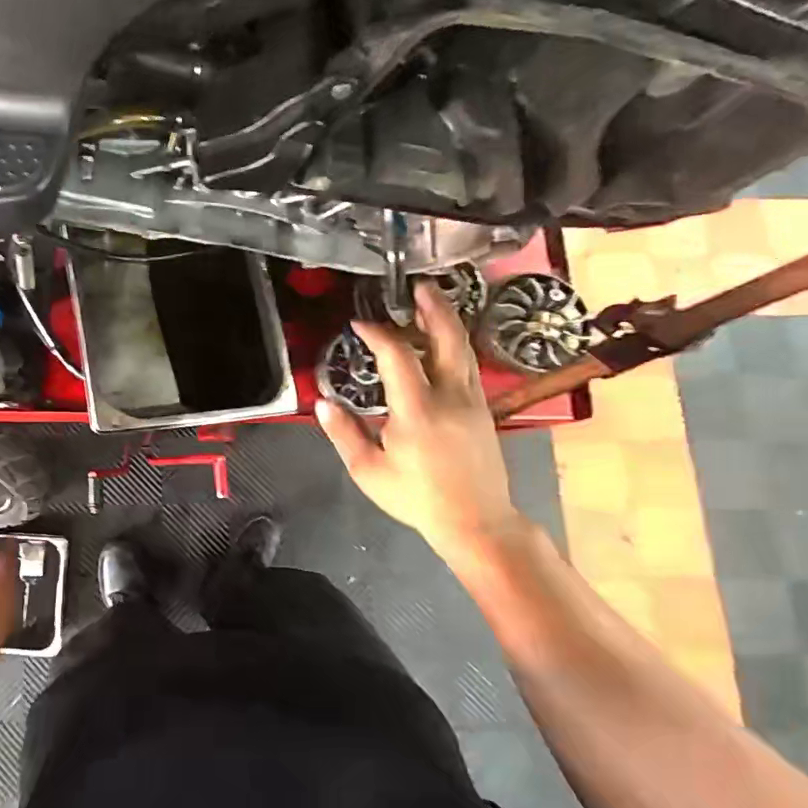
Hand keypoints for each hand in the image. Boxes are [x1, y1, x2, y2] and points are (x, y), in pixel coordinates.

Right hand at [316, 281, 523, 556]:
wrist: (476, 521)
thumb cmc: (418, 498)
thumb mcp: (370, 472)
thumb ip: (345, 434)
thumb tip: (323, 404)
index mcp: (417, 410)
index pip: (397, 355)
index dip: (377, 333)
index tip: (359, 325)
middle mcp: (450, 395)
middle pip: (446, 337)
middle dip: (433, 307)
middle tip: (418, 286)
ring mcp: (473, 400)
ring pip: (463, 348)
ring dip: (446, 321)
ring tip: (431, 303)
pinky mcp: (484, 409)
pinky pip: (469, 365)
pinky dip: (454, 345)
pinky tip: (443, 344)